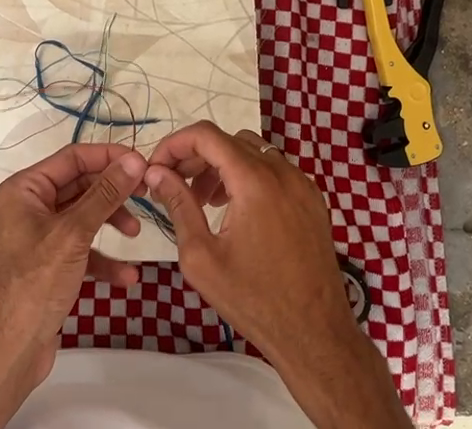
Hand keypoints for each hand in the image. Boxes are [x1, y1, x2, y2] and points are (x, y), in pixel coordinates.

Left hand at [0, 143, 146, 428]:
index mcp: (25, 188)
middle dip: (112, 192)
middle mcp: (29, 205)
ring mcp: (38, 236)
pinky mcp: (49, 264)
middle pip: (79, 185)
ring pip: (83, 216)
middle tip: (147, 195)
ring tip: (136, 235)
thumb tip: (134, 161)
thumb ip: (105, 195)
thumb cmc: (35, 283)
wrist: (10, 350)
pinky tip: (126, 276)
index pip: (72, 158)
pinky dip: (103, 259)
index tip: (143, 163)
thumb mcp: (73, 233)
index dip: (108, 157)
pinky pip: (81, 249)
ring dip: (110, 222)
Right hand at [144, 121, 411, 428]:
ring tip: (202, 200)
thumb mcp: (201, 256)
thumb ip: (178, 205)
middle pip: (229, 141)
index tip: (156, 168)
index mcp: (255, 181)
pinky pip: (274, 170)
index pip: (206, 135)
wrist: (315, 336)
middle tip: (172, 185)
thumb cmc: (253, 299)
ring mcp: (303, 184)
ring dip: (221, 165)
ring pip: (252, 152)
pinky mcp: (313, 201)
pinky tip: (235, 210)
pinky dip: (247, 176)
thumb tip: (156, 173)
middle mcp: (282, 172)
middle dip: (195, 157)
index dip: (174, 144)